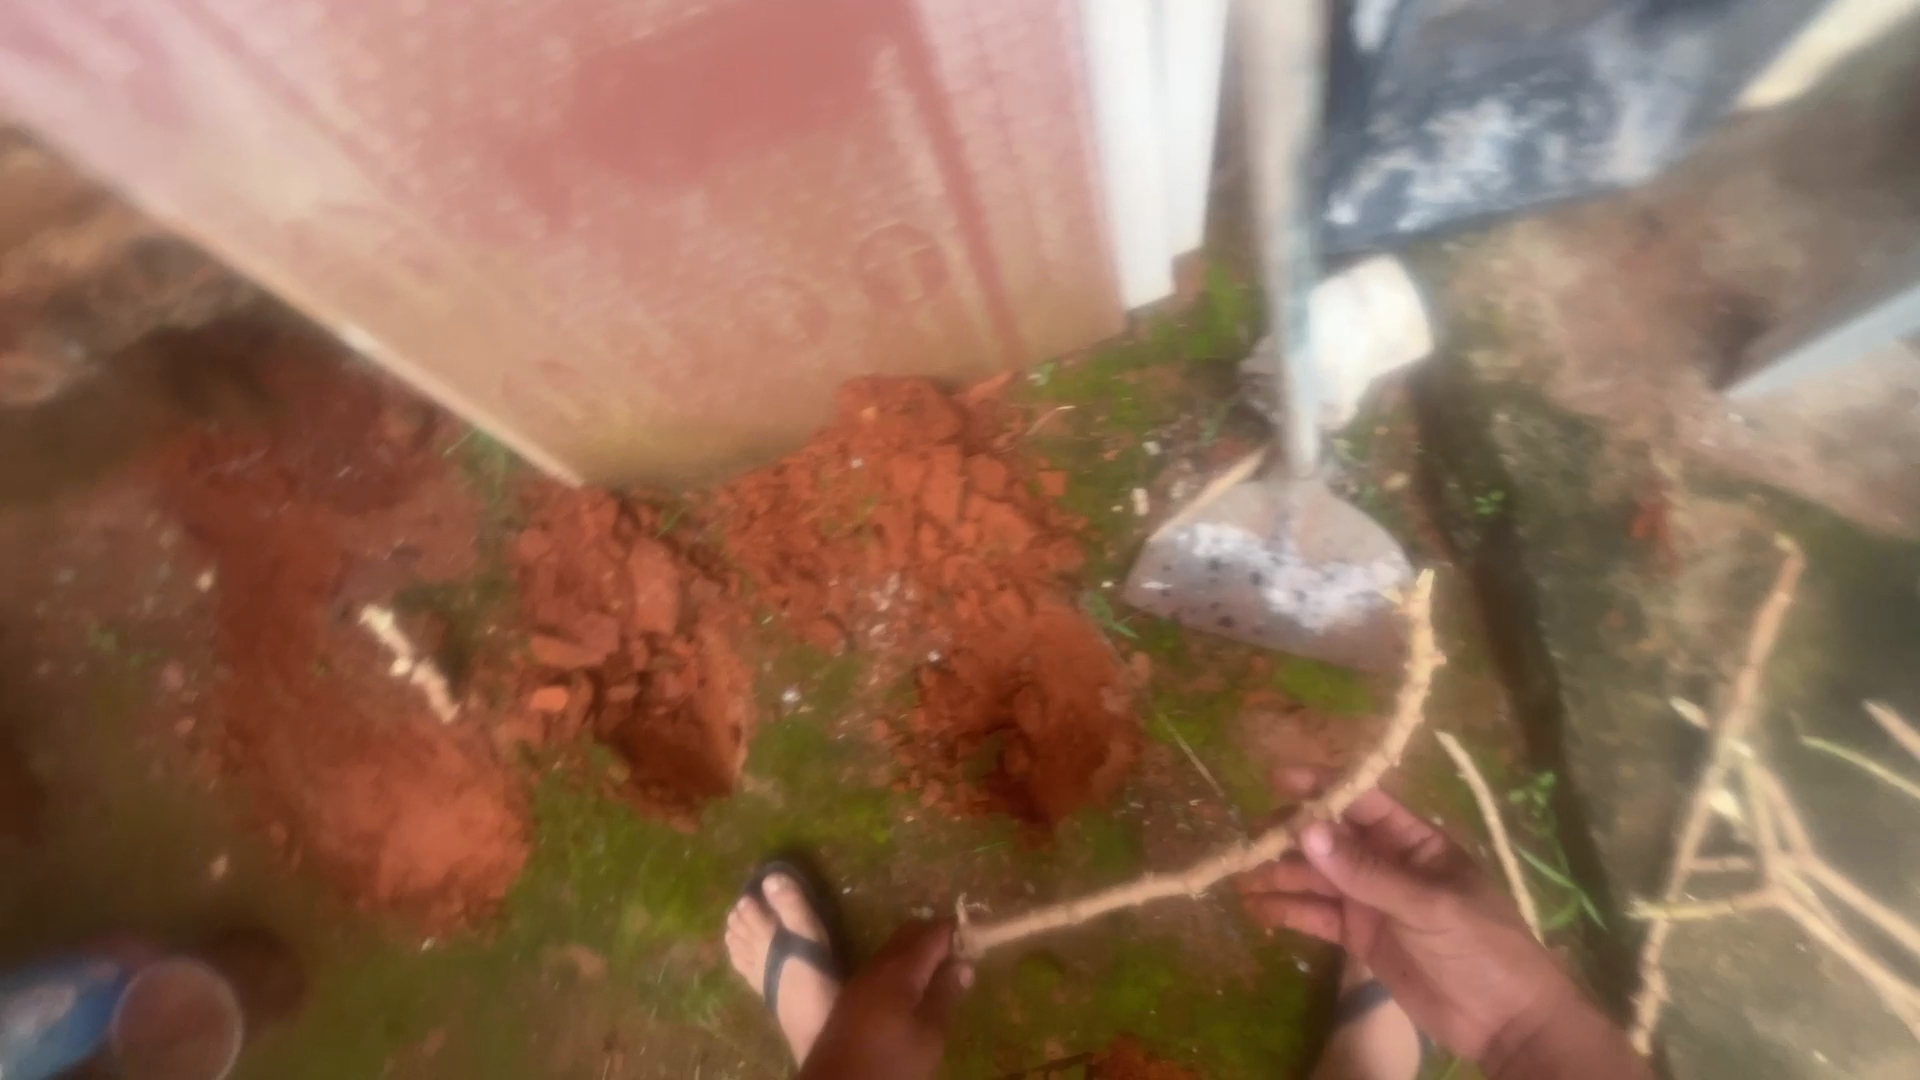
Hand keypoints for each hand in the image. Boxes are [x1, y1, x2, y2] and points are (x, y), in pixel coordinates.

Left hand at [797, 920, 972, 1079]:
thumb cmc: (889, 1065)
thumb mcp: (928, 1037)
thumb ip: (946, 995)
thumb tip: (964, 964)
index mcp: (901, 967)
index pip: (935, 931)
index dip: (958, 931)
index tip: (978, 939)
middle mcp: (879, 962)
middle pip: (912, 932)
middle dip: (938, 937)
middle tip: (961, 959)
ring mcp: (862, 976)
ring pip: (896, 947)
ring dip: (919, 952)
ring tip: (941, 976)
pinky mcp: (852, 994)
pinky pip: (883, 964)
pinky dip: (903, 966)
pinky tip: (912, 991)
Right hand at [1234, 769, 1577, 1064]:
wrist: (1509, 1027)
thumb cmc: (1484, 950)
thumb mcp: (1428, 906)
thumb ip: (1365, 871)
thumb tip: (1306, 831)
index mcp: (1411, 842)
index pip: (1360, 800)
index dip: (1320, 787)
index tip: (1276, 780)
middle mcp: (1383, 862)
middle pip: (1327, 837)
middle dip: (1288, 835)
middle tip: (1251, 840)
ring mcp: (1367, 898)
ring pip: (1313, 875)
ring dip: (1278, 874)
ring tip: (1240, 876)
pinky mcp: (1357, 934)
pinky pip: (1314, 914)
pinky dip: (1285, 910)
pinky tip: (1256, 910)